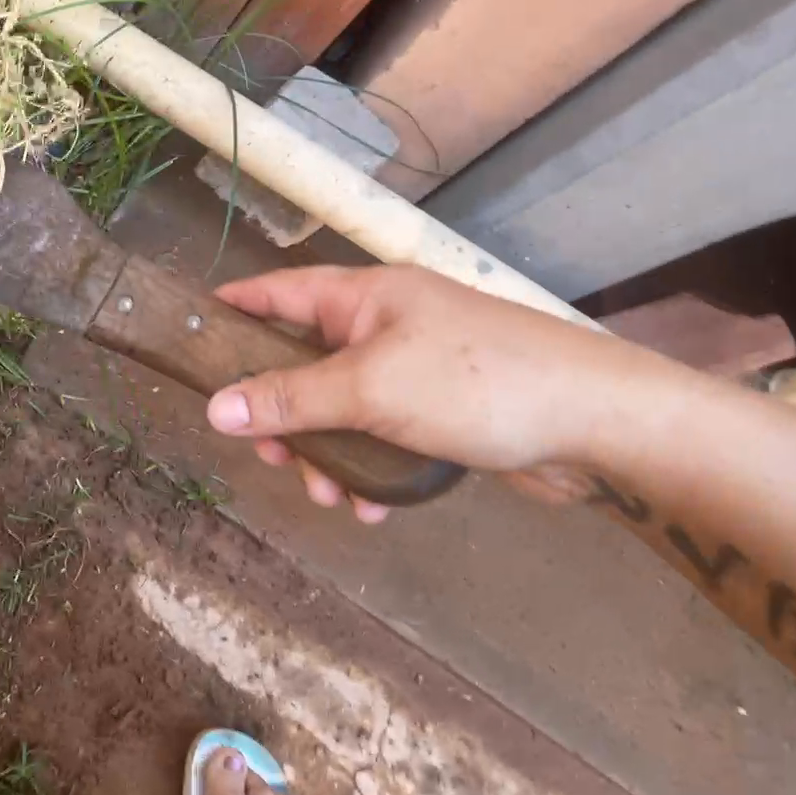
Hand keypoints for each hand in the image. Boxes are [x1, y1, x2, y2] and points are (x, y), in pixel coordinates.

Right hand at [204, 265, 664, 519]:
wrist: (601, 425)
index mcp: (364, 300)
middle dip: (279, 415)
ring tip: (329, 494)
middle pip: (299, 366)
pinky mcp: (433, 412)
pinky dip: (366, 469)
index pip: (279, 291)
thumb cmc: (475, 384)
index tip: (194, 326)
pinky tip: (372, 503)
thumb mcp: (368, 389)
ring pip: (334, 410)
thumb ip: (286, 399)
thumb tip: (212, 409)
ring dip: (323, 455)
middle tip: (268, 453)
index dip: (235, 304)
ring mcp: (409, 371)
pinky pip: (375, 437)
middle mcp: (382, 328)